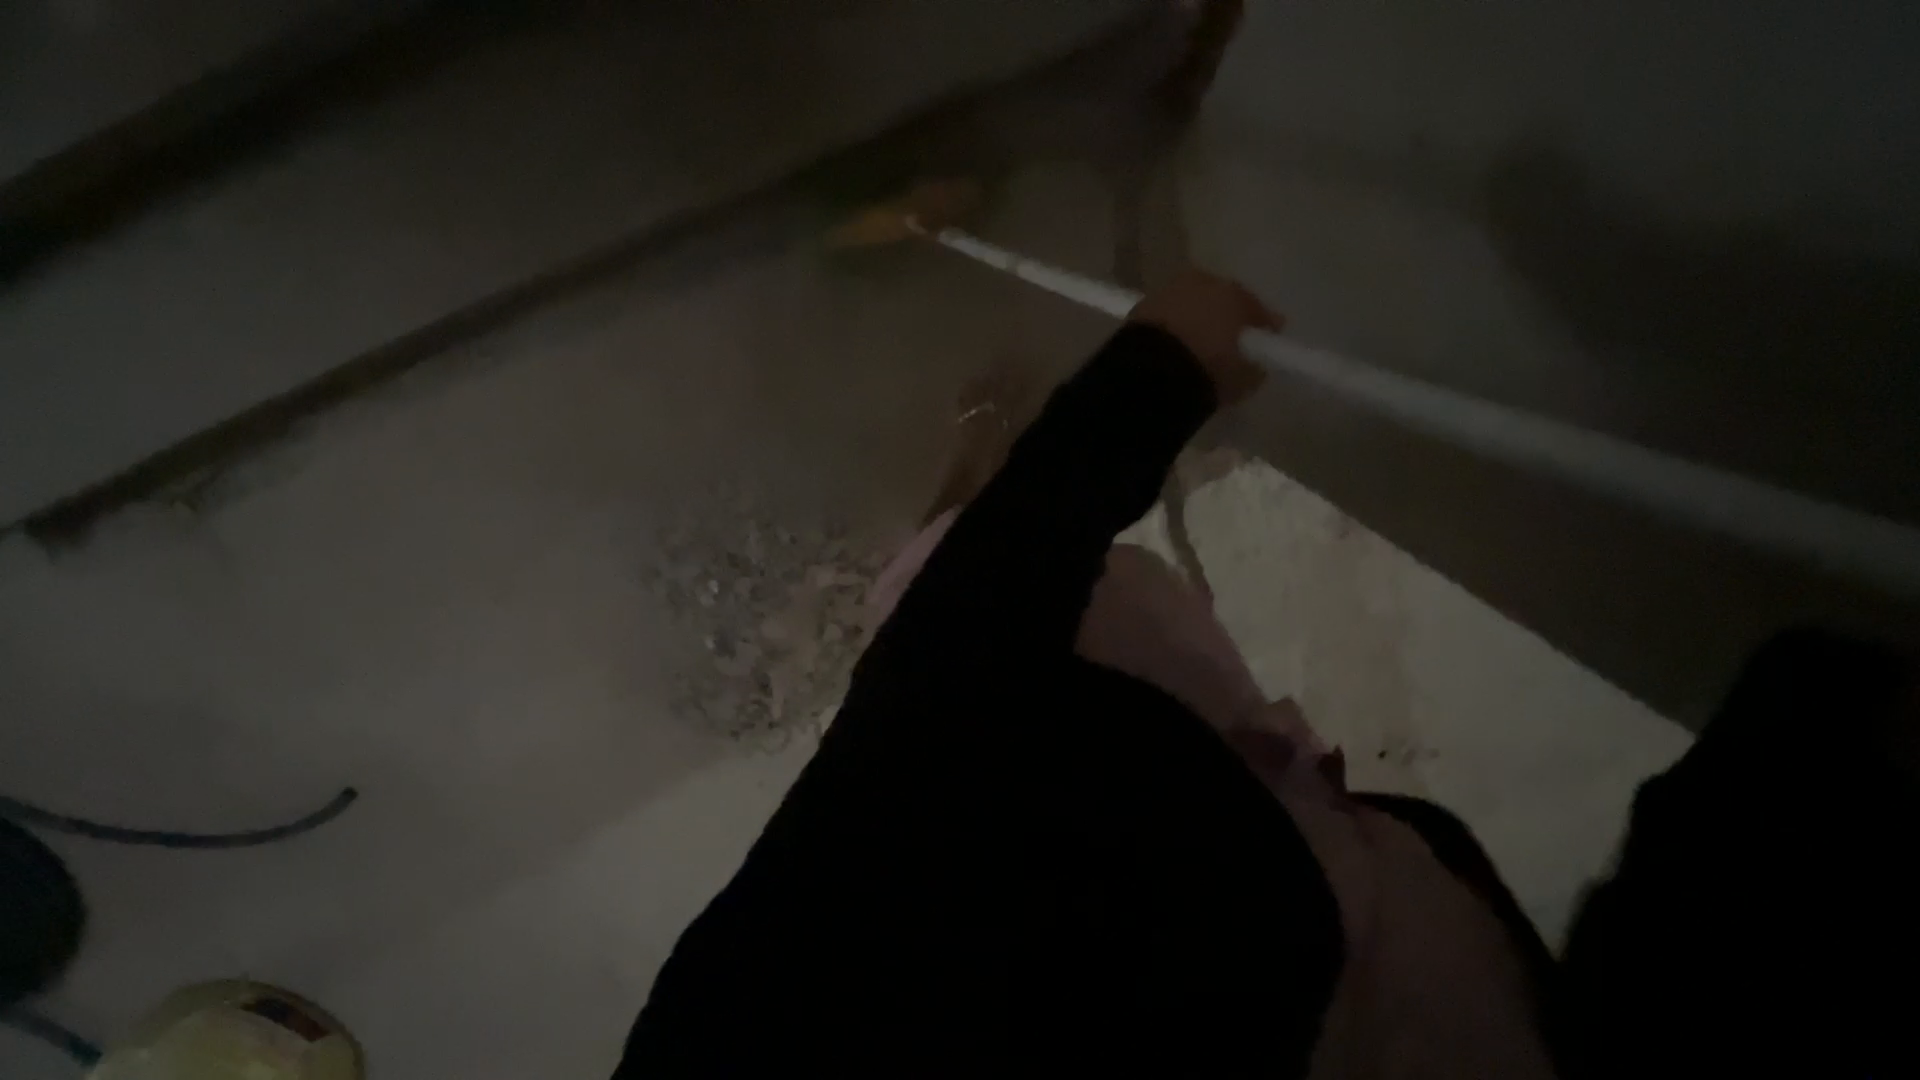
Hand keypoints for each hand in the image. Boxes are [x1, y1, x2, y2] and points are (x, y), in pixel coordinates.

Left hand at [1128, 269, 1279, 406]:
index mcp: (1232, 294)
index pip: (1253, 307)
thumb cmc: (1205, 370)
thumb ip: (1253, 368)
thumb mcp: (1240, 379)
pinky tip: (1171, 348)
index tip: (1266, 340)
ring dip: (1194, 320)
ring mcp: (1166, 292)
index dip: (1261, 325)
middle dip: (1224, 317)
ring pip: (1188, 305)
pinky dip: (1170, 328)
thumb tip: (1255, 366)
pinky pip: (1164, 317)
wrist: (1148, 374)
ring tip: (1195, 347)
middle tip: (1226, 341)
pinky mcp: (1139, 308)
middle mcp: (1200, 282)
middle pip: (1218, 299)